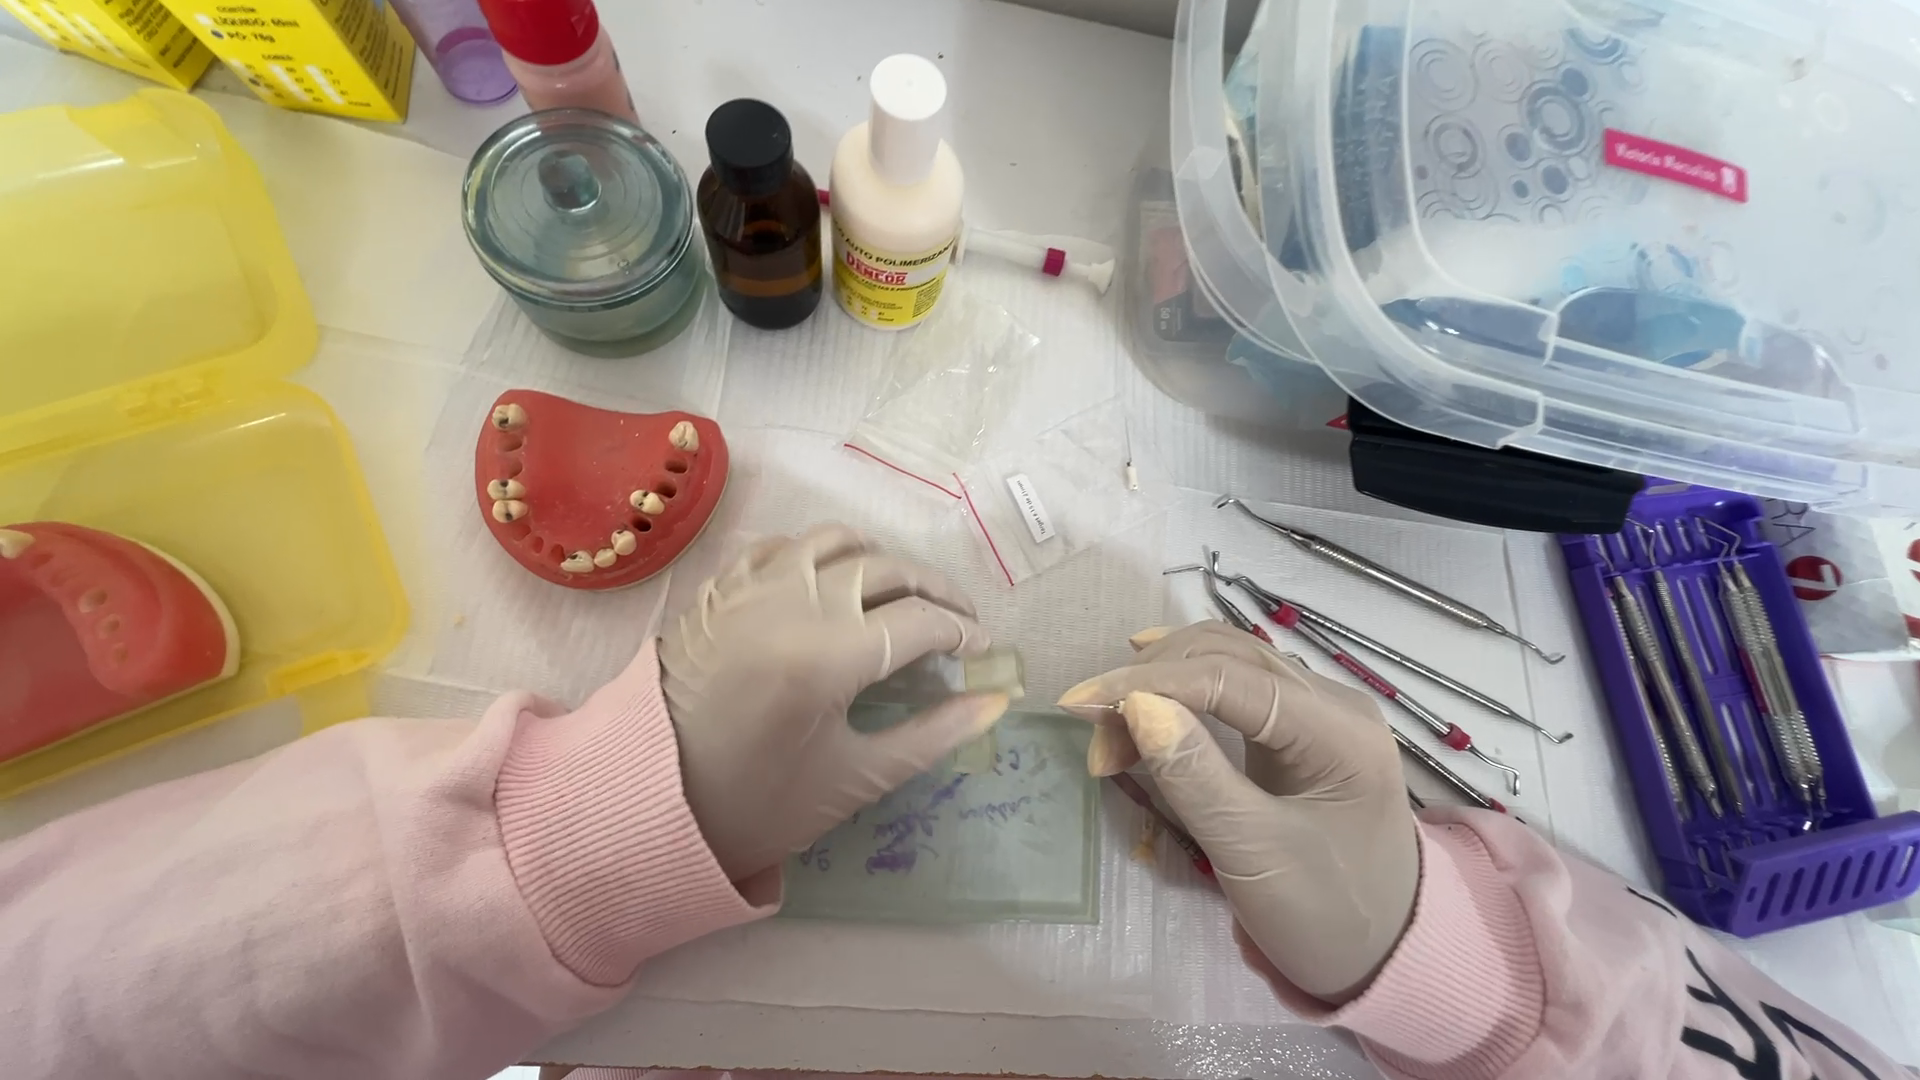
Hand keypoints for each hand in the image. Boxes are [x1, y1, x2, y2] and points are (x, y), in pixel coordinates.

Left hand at [659, 524, 1009, 882]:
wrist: (648, 801)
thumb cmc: (757, 803)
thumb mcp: (855, 779)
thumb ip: (933, 736)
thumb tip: (994, 701)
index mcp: (830, 655)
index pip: (921, 623)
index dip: (963, 633)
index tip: (983, 650)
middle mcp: (796, 601)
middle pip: (889, 569)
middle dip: (937, 590)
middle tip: (959, 618)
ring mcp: (754, 584)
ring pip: (838, 540)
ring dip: (883, 559)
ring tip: (903, 590)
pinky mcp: (724, 585)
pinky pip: (785, 543)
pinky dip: (822, 551)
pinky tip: (832, 578)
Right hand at [1058, 622, 1418, 1003]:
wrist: (1385, 958)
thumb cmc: (1323, 915)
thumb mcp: (1252, 854)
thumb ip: (1194, 775)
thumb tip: (1135, 704)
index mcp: (1338, 731)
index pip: (1227, 676)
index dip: (1148, 681)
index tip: (1079, 704)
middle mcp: (1331, 701)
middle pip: (1222, 657)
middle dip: (1147, 685)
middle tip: (1097, 741)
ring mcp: (1316, 708)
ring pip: (1222, 661)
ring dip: (1157, 684)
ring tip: (1112, 733)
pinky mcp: (1295, 725)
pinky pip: (1230, 683)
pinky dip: (1179, 684)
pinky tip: (1146, 680)